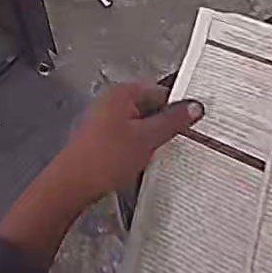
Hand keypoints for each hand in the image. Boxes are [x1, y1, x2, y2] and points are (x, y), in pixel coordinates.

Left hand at [44, 84, 204, 203]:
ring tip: (164, 152)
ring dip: (154, 137)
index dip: (179, 105)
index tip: (196, 120)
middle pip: (150, 106)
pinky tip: (147, 160)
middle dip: (167, 123)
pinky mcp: (105, 138)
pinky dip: (142, 146)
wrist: (75, 182)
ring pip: (141, 124)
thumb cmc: (106, 156)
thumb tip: (194, 107)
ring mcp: (107, 120)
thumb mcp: (147, 137)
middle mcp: (112, 102)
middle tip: (184, 139)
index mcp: (121, 94)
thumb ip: (172, 121)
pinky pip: (131, 136)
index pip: (160, 90)